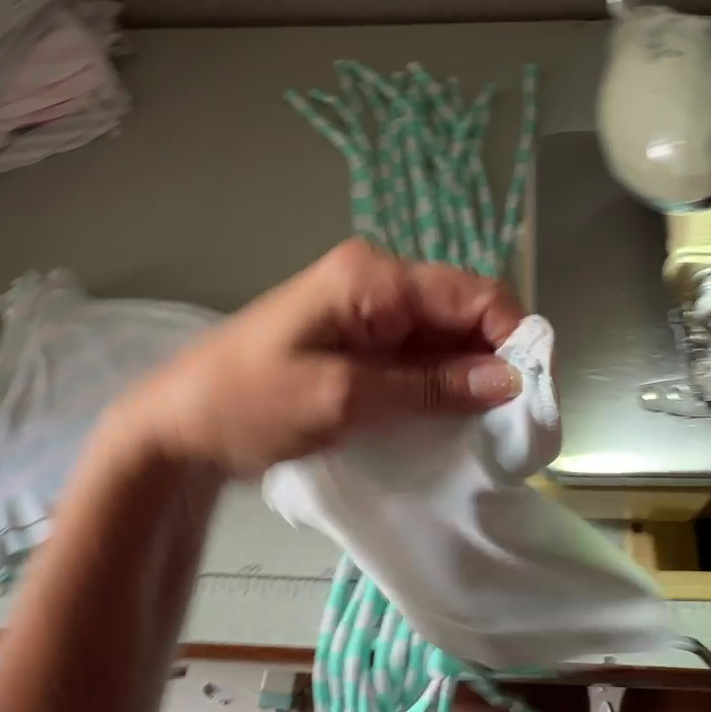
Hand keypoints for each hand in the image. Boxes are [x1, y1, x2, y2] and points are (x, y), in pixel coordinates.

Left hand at [125, 238, 524, 475]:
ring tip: (487, 434)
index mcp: (372, 278)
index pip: (473, 293)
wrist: (179, 429)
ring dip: (470, 383)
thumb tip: (509, 380)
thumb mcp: (343, 398)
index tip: (532, 395)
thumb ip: (429, 387)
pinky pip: (421, 363)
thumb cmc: (248, 404)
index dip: (513, 337)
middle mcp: (378, 286)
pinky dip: (441, 393)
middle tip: (512, 426)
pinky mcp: (362, 350)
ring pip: (447, 343)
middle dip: (494, 365)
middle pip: (465, 316)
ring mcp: (369, 318)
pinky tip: (452, 427)